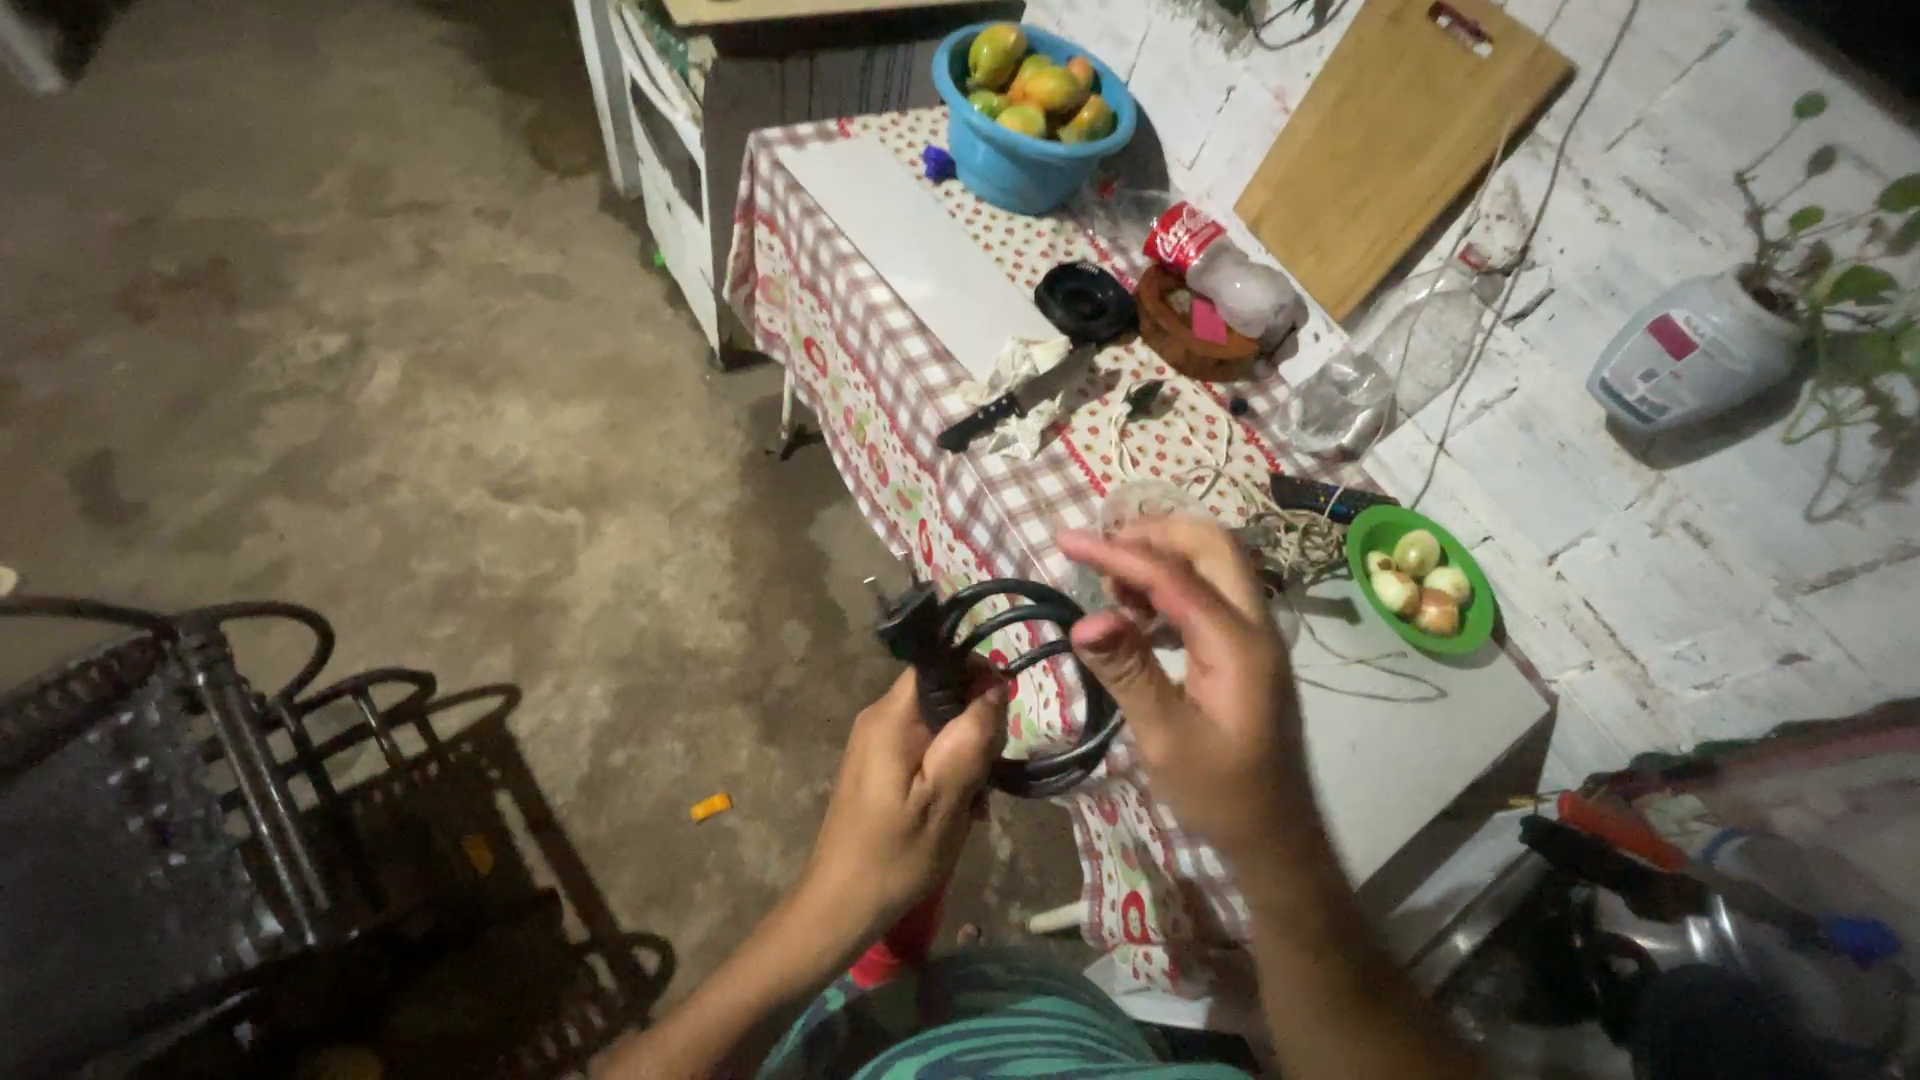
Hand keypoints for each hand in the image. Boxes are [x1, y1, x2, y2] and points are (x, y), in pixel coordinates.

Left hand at [794, 668, 1005, 947]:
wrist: (842, 903)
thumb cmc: (896, 853)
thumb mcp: (946, 797)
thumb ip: (971, 737)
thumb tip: (994, 686)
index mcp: (891, 717)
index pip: (938, 664)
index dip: (975, 674)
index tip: (1003, 711)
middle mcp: (879, 718)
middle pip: (942, 694)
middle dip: (975, 724)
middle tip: (990, 771)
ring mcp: (876, 742)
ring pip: (938, 723)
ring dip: (965, 753)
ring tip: (978, 799)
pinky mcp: (878, 765)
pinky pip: (923, 747)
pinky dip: (947, 769)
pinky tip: (960, 806)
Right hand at [1057, 515, 1310, 865]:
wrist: (1276, 836)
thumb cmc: (1220, 794)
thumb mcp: (1165, 738)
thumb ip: (1128, 672)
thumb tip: (1083, 619)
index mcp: (1237, 645)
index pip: (1172, 576)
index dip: (1116, 553)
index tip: (1065, 540)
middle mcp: (1254, 626)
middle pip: (1211, 544)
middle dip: (1151, 534)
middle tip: (1098, 551)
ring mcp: (1255, 634)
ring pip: (1214, 563)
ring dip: (1162, 557)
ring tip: (1112, 588)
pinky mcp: (1246, 648)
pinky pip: (1211, 592)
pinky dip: (1172, 585)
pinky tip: (1138, 616)